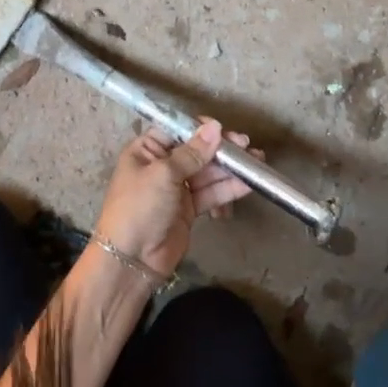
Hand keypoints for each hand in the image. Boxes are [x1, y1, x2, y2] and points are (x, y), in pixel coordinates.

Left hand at [92, 119, 256, 276]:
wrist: (132, 259)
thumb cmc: (140, 207)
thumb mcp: (164, 174)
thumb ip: (192, 152)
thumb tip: (214, 126)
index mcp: (147, 150)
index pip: (176, 130)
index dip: (200, 128)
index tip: (222, 129)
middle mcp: (162, 165)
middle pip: (195, 151)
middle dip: (220, 149)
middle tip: (246, 146)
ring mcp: (176, 188)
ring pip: (206, 172)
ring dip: (229, 168)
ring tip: (256, 162)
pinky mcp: (188, 209)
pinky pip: (210, 193)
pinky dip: (227, 189)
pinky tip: (247, 184)